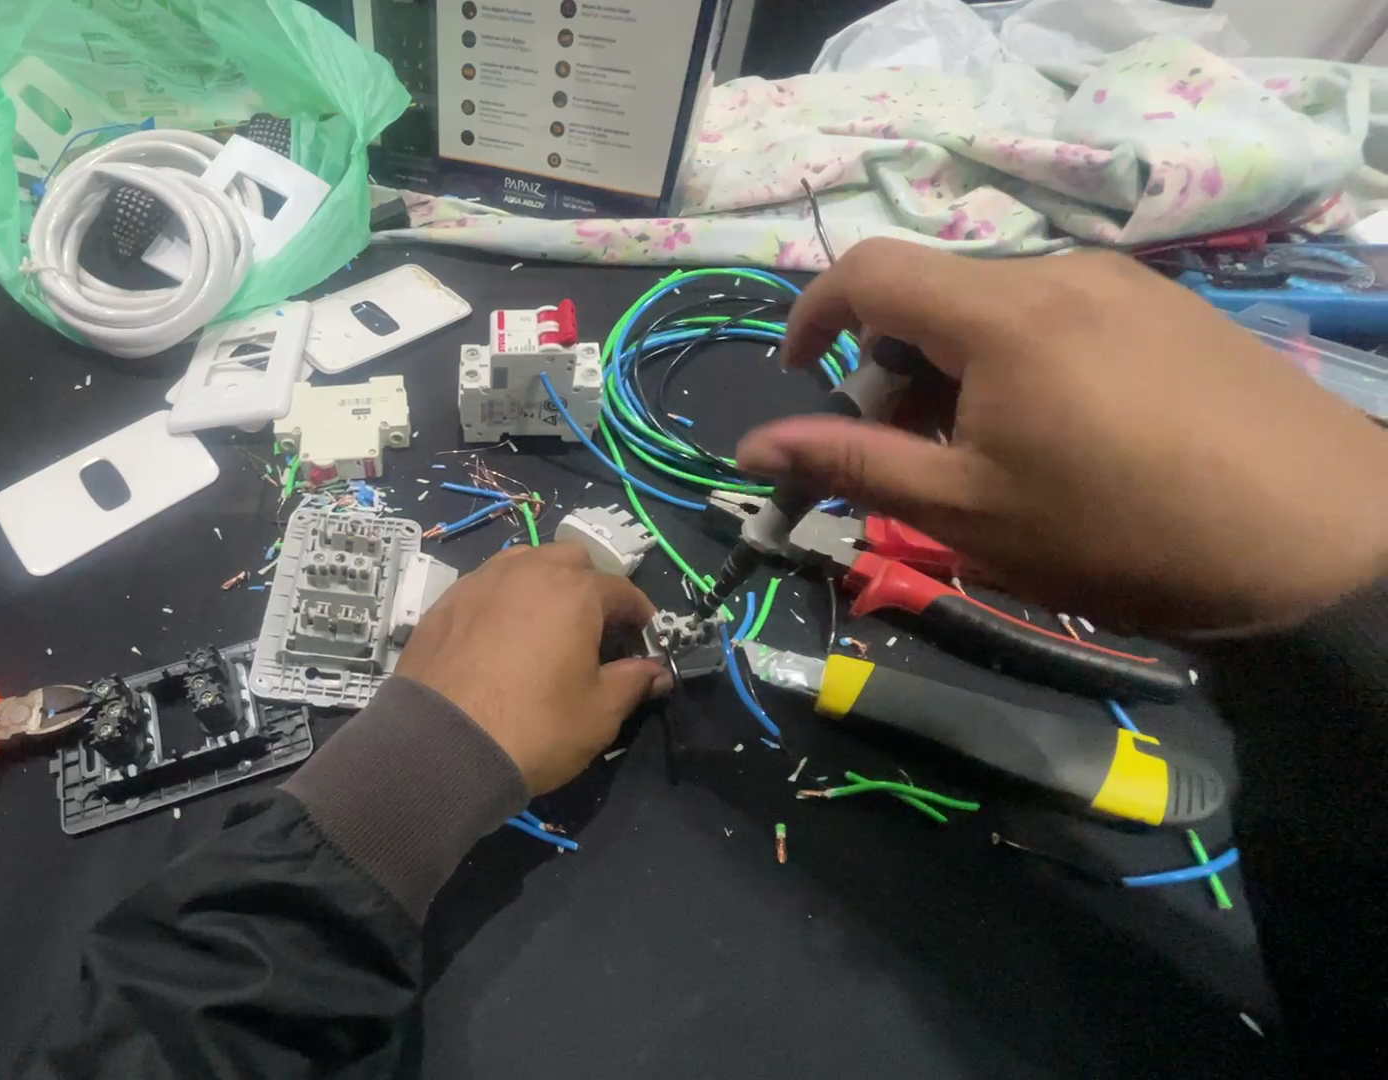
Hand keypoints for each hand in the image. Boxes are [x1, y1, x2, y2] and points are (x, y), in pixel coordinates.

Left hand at [395, 543, 670, 792]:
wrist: (441, 745)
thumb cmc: (534, 727)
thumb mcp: (598, 713)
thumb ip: (633, 682)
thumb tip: (655, 671)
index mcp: (574, 592)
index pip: (621, 590)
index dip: (638, 615)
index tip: (643, 640)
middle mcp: (527, 571)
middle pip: (570, 561)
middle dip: (589, 586)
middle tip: (593, 628)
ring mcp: (480, 581)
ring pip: (523, 563)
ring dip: (543, 583)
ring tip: (545, 624)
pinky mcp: (446, 600)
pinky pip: (486, 584)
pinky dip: (503, 598)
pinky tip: (500, 634)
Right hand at [737, 239, 1387, 634]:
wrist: (1332, 549)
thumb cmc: (1114, 530)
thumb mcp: (956, 506)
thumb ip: (844, 463)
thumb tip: (750, 447)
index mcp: (1004, 314)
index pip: (869, 271)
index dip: (812, 314)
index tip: (799, 374)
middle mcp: (1061, 274)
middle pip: (927, 295)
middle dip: (886, 366)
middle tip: (904, 447)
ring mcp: (1125, 286)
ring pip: (986, 307)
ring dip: (945, 370)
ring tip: (977, 450)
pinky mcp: (1168, 310)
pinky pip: (1049, 315)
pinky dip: (1006, 363)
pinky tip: (1047, 432)